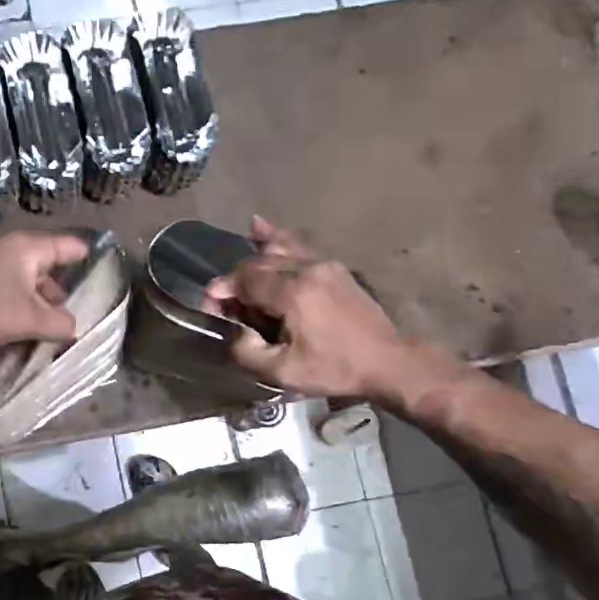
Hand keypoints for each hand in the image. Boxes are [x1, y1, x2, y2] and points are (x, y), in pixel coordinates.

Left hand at [0, 230, 89, 348]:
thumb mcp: (29, 319)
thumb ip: (60, 324)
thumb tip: (72, 328)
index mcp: (29, 248)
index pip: (71, 246)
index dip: (90, 258)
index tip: (107, 274)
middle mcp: (12, 250)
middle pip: (50, 268)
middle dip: (63, 293)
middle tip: (79, 317)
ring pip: (28, 284)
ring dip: (40, 305)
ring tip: (52, 330)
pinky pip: (10, 293)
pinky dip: (20, 308)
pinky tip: (22, 329)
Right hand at [206, 217, 468, 403]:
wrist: (387, 361)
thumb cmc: (335, 369)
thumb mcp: (282, 372)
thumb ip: (246, 351)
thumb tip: (233, 331)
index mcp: (293, 293)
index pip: (244, 280)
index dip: (222, 291)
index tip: (211, 306)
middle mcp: (307, 269)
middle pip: (258, 263)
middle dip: (235, 281)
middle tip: (228, 306)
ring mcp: (324, 263)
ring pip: (277, 249)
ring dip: (253, 262)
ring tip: (237, 274)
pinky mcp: (335, 267)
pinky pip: (299, 245)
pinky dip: (276, 237)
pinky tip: (258, 227)